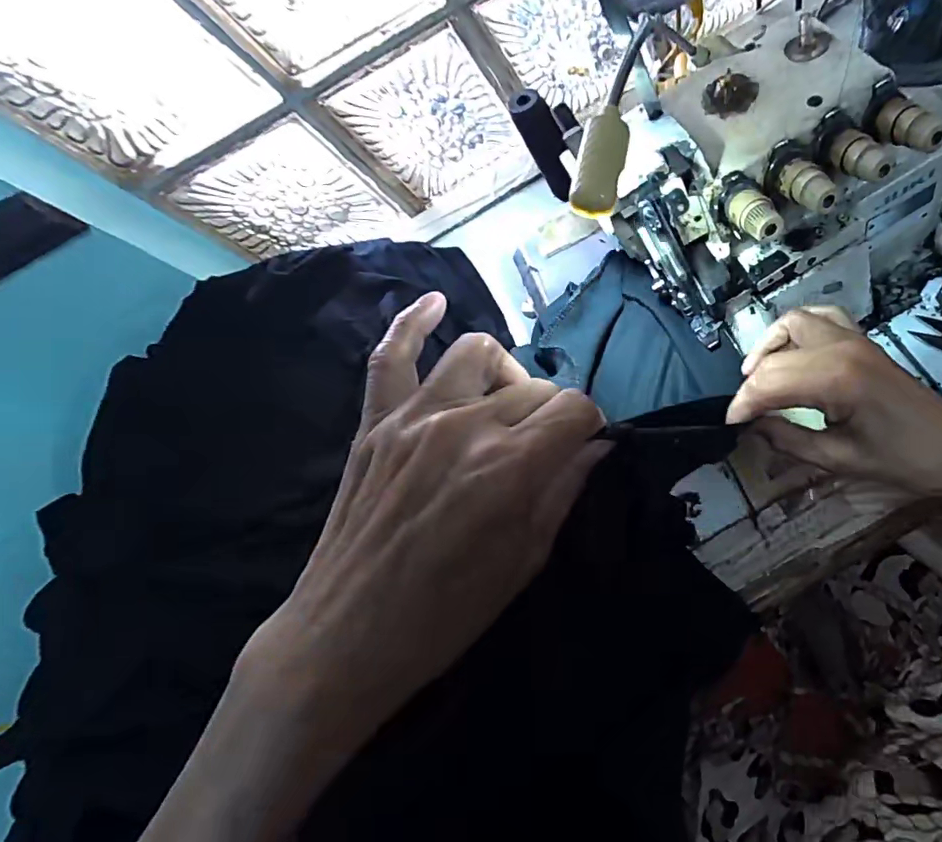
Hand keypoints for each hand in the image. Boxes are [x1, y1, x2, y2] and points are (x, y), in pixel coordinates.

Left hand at [242, 291, 609, 727]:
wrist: (344, 639)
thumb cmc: (444, 616)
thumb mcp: (524, 563)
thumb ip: (564, 490)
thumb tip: (597, 444)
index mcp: (509, 468)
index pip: (576, 408)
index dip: (590, 425)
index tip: (583, 447)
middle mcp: (465, 427)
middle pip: (534, 387)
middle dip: (552, 414)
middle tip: (544, 450)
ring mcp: (414, 417)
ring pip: (478, 353)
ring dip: (506, 374)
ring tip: (503, 407)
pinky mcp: (375, 422)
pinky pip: (391, 355)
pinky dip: (412, 322)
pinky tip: (433, 302)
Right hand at [725, 306, 941, 498]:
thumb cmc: (905, 461)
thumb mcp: (840, 459)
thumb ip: (789, 439)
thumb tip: (752, 426)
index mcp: (836, 379)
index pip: (770, 382)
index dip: (744, 403)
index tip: (730, 423)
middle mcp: (841, 347)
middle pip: (776, 354)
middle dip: (752, 382)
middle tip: (745, 409)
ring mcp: (853, 338)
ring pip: (794, 322)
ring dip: (770, 346)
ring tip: (760, 376)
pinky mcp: (861, 339)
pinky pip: (819, 317)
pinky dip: (797, 329)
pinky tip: (792, 351)